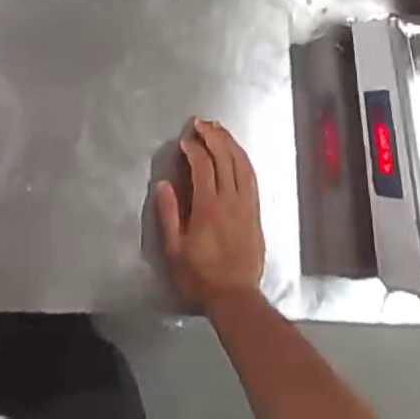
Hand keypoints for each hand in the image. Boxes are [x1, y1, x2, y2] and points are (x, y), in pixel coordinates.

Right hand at [154, 119, 264, 307]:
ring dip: (229, 142)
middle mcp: (230, 199)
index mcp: (209, 206)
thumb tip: (164, 184)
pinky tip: (237, 152)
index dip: (194, 149)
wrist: (235, 296)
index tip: (185, 141)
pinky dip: (243, 158)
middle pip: (224, 157)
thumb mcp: (175, 250)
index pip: (203, 166)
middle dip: (212, 136)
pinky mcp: (255, 210)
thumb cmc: (200, 276)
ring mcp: (246, 203)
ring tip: (218, 129)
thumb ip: (169, 214)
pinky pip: (251, 176)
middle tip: (201, 123)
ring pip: (241, 162)